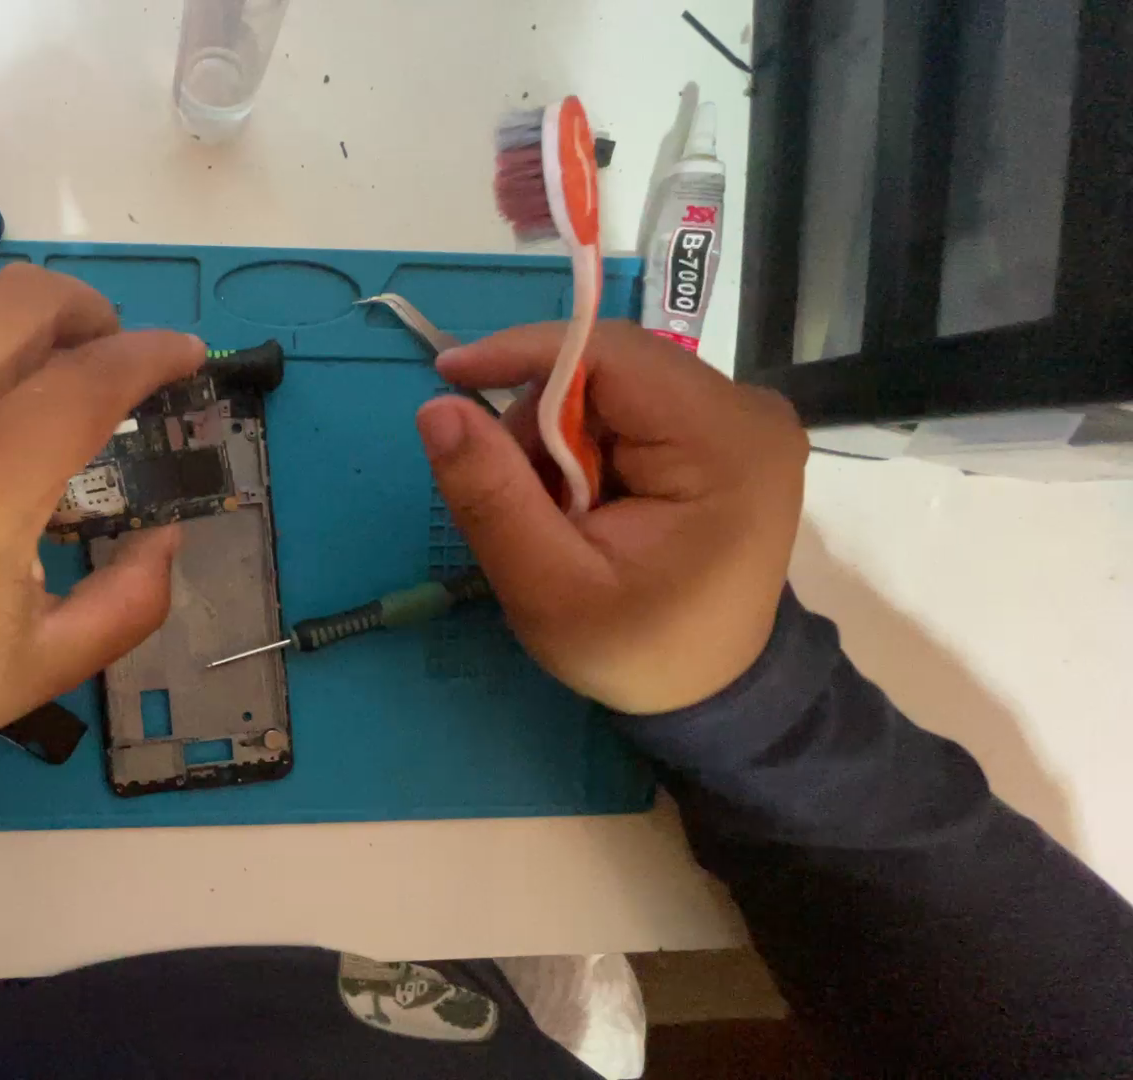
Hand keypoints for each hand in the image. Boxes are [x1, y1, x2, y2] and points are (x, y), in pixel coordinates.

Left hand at [0, 267, 202, 765]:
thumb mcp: (51, 663)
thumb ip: (134, 598)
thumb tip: (167, 536)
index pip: (89, 379)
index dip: (154, 354)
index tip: (188, 355)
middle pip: (25, 301)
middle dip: (95, 312)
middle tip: (119, 361)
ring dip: (28, 310)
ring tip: (54, 360)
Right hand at [416, 321, 807, 714]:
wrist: (705, 692)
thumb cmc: (632, 647)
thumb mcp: (544, 585)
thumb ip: (491, 496)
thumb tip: (436, 407)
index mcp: (722, 442)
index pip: (610, 354)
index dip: (522, 353)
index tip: (447, 376)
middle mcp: (742, 411)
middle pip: (604, 371)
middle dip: (535, 426)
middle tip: (518, 502)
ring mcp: (733, 422)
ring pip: (603, 392)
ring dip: (550, 445)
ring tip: (551, 518)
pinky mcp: (714, 437)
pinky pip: (617, 414)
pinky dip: (573, 454)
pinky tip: (574, 506)